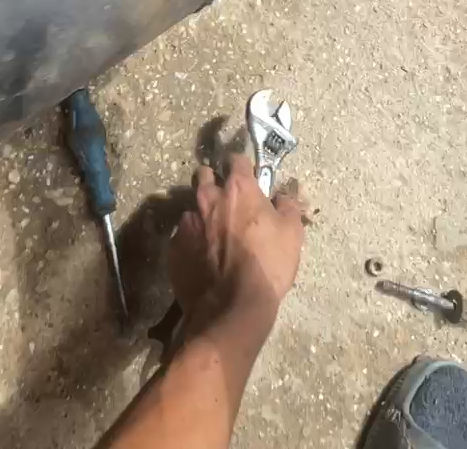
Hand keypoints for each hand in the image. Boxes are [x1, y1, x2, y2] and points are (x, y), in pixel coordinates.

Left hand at [169, 155, 304, 332]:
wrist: (233, 307)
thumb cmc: (268, 265)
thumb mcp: (292, 233)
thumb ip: (288, 205)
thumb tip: (284, 194)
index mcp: (238, 188)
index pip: (237, 158)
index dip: (243, 166)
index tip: (248, 177)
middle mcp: (208, 197)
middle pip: (205, 175)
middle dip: (214, 181)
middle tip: (226, 201)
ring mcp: (188, 221)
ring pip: (193, 207)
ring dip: (203, 214)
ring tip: (214, 235)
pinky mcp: (174, 245)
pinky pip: (183, 235)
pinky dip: (192, 240)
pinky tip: (202, 257)